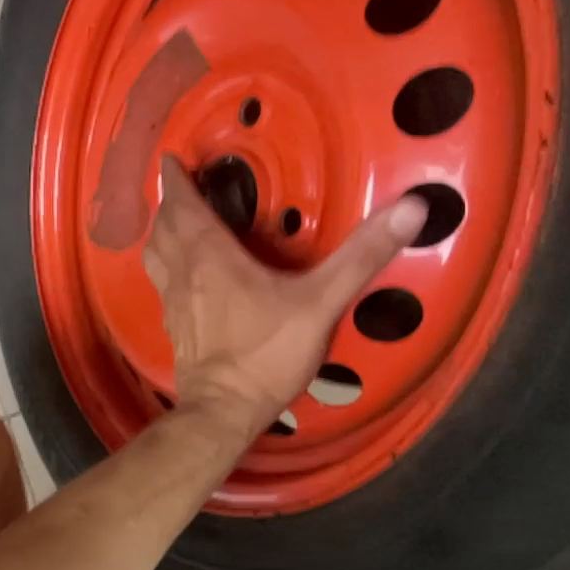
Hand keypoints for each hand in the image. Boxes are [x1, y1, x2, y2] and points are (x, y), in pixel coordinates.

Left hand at [143, 156, 427, 429]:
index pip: (183, 209)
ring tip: (173, 222)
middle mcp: (183, 277)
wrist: (222, 411)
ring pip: (156, 258)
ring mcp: (173, 305)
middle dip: (168, 203)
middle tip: (177, 184)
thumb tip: (412, 207)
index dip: (175, 181)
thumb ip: (361, 256)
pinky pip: (162, 284)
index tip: (168, 158)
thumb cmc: (265, 356)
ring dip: (162, 234)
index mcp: (210, 259)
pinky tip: (181, 273)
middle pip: (164, 230)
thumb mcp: (320, 303)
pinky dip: (165, 266)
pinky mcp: (175, 329)